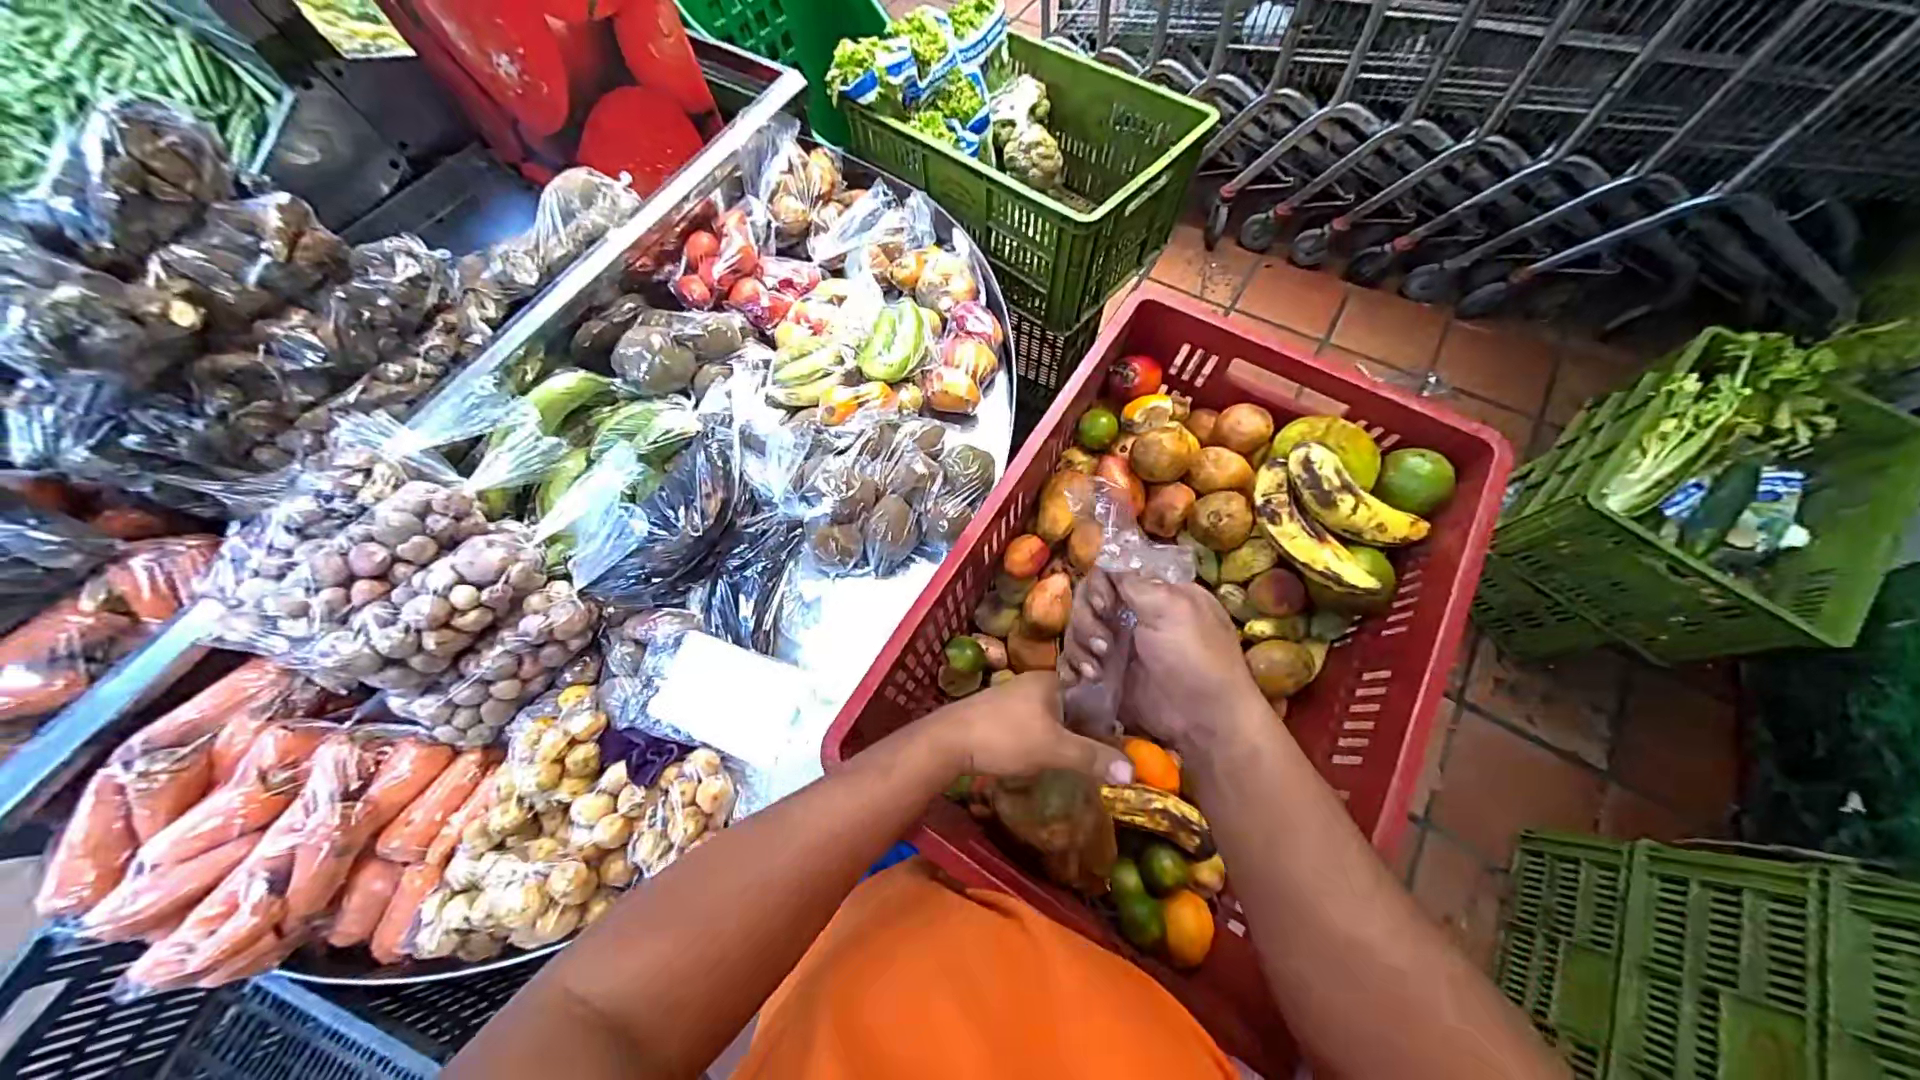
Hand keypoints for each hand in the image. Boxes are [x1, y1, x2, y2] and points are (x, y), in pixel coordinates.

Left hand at [925, 671, 1133, 784]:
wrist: (948, 741)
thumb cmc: (1005, 737)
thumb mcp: (1054, 749)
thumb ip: (1092, 757)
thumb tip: (1133, 771)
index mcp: (1050, 680)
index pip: (1091, 692)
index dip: (1107, 715)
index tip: (1121, 740)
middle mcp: (1033, 683)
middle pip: (1071, 705)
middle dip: (1086, 728)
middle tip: (1104, 756)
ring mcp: (1013, 697)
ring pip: (1051, 716)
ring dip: (1065, 736)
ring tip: (1080, 760)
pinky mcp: (998, 714)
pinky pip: (1033, 724)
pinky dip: (1045, 739)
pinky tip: (1047, 757)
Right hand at [1059, 569, 1269, 753]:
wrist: (1205, 720)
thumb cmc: (1196, 658)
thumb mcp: (1172, 608)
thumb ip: (1135, 582)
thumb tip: (1108, 559)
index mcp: (1154, 593)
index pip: (1110, 573)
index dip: (1099, 585)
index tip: (1104, 605)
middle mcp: (1133, 615)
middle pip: (1087, 601)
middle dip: (1087, 620)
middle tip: (1103, 645)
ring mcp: (1117, 645)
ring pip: (1077, 630)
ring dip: (1081, 646)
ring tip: (1096, 669)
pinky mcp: (1106, 674)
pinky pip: (1075, 660)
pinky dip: (1075, 666)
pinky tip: (1086, 678)